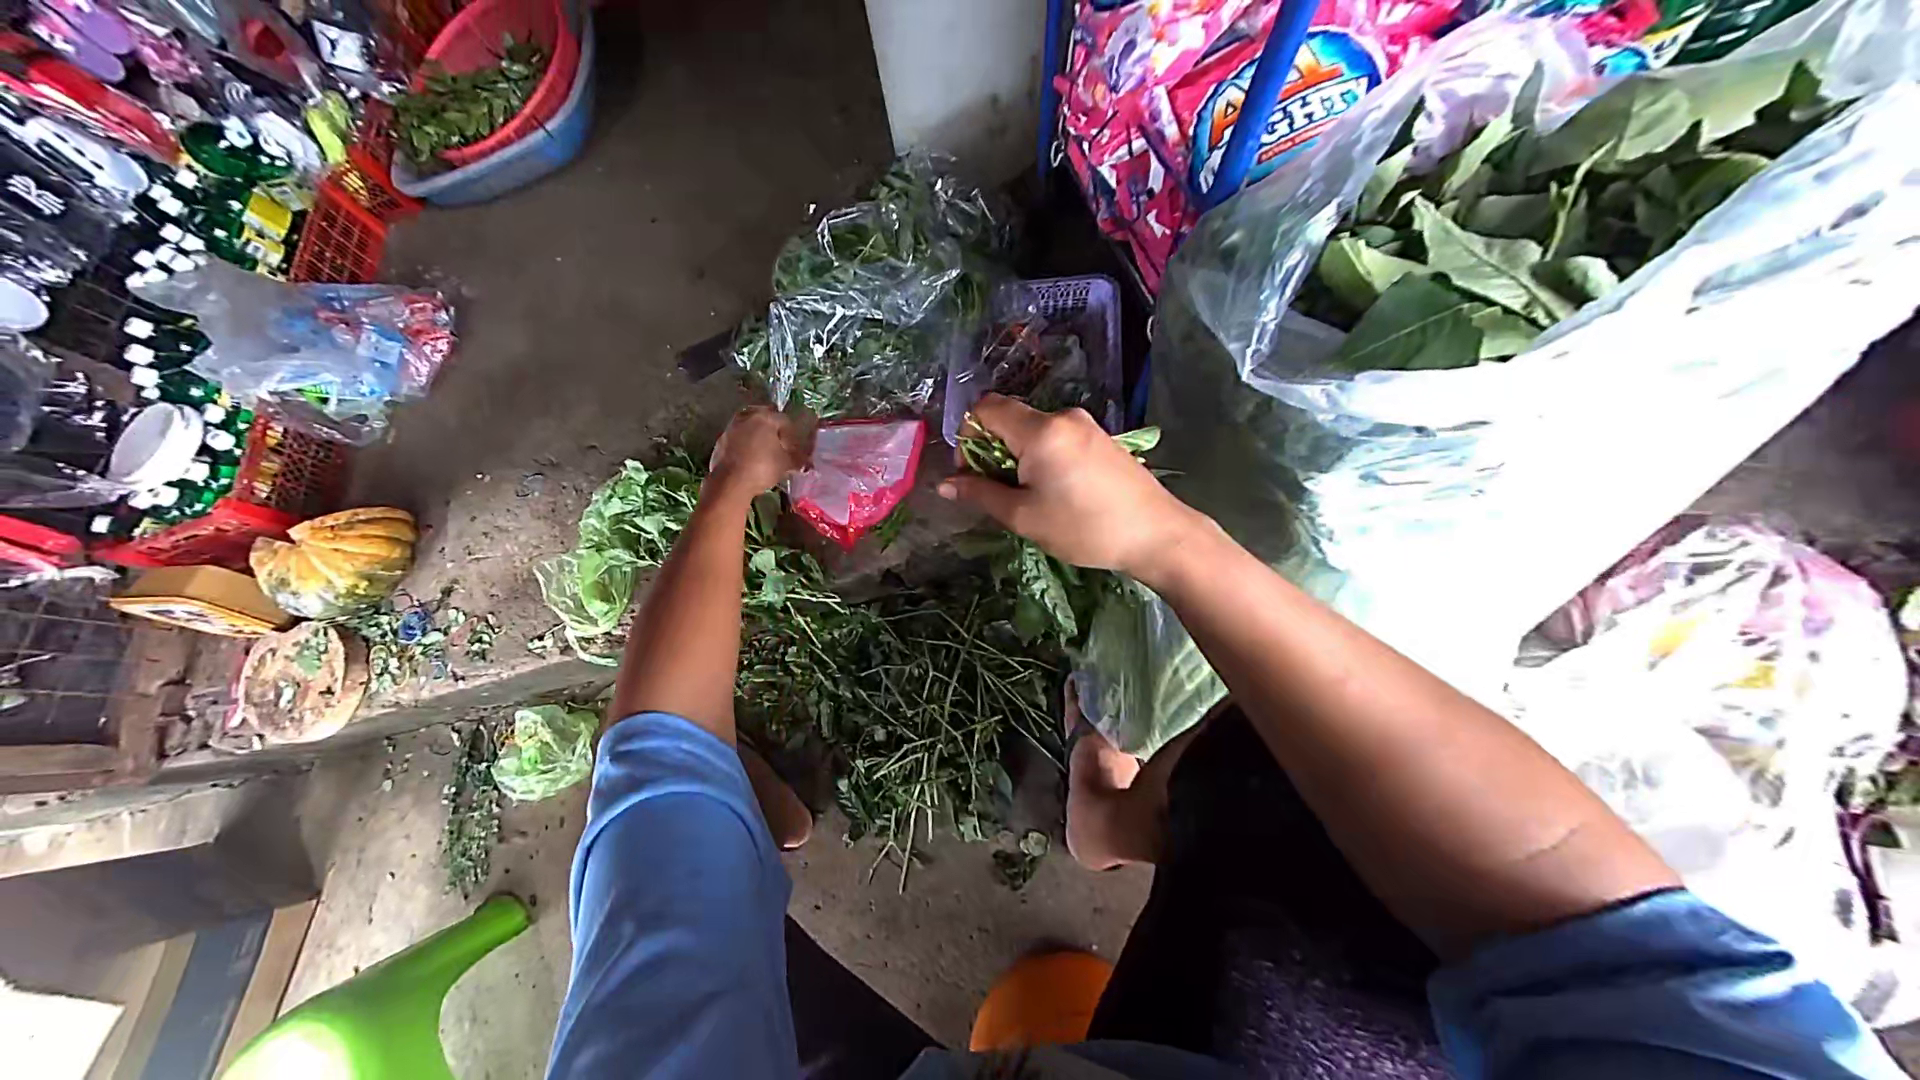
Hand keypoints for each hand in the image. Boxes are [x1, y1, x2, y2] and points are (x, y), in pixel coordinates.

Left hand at [707, 406, 805, 502]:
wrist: (731, 483)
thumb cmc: (763, 468)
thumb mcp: (787, 464)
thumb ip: (798, 458)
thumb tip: (807, 459)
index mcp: (765, 418)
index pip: (784, 419)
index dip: (792, 432)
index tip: (794, 444)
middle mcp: (747, 417)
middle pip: (763, 415)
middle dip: (772, 426)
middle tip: (779, 441)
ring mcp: (731, 428)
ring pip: (748, 425)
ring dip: (756, 432)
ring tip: (763, 448)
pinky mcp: (720, 441)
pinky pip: (737, 437)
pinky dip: (744, 442)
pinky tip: (749, 456)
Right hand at [938, 395, 1206, 579]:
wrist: (1157, 534)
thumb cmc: (1085, 528)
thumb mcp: (1024, 516)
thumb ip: (981, 494)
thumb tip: (944, 485)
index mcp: (1041, 430)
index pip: (986, 408)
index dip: (968, 436)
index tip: (971, 473)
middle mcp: (1063, 417)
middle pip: (1010, 419)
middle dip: (993, 451)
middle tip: (1001, 492)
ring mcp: (1086, 426)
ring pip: (1034, 431)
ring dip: (1018, 458)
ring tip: (1031, 498)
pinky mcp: (1101, 439)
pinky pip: (1057, 438)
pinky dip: (1043, 458)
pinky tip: (1057, 492)